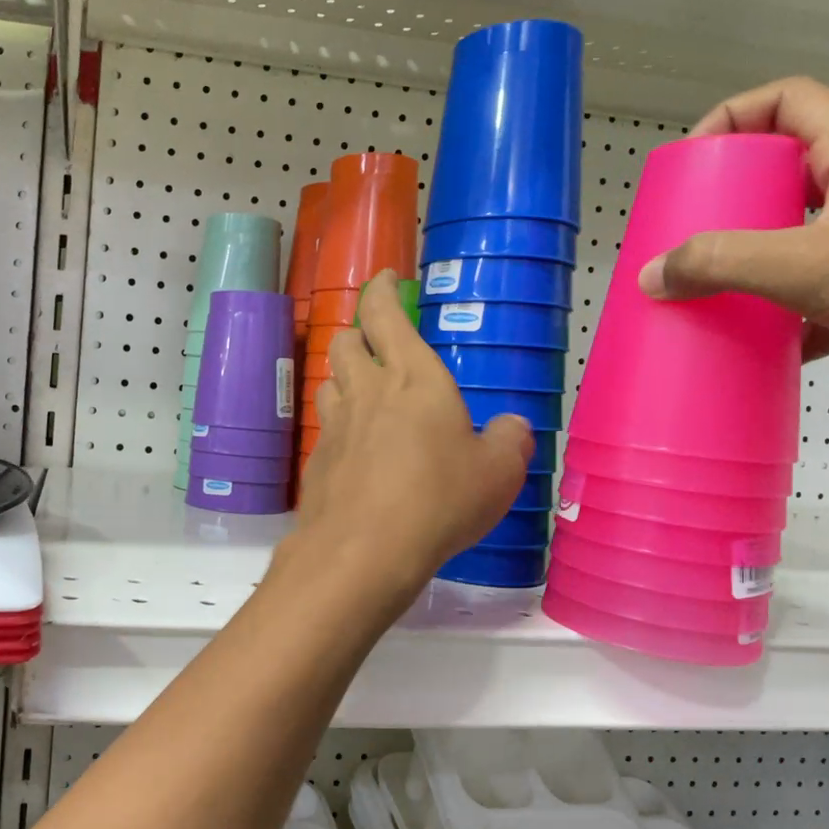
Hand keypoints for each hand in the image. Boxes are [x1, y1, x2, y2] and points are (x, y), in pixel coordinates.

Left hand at [288, 271, 533, 605]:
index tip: (386, 279)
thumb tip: (513, 427)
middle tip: (377, 343)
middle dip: (359, 333)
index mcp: (412, 377)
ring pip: (329, 381)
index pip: (384, 313)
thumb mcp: (498, 473)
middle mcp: (366, 391)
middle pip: (345, 342)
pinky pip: (325, 428)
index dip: (382, 290)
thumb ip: (510, 441)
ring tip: (366, 392)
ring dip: (344, 377)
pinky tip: (357, 450)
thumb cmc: (438, 499)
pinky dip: (340, 426)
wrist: (362, 549)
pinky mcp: (316, 461)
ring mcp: (334, 426)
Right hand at [637, 77, 828, 408]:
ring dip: (755, 261)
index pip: (787, 100)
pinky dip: (788, 313)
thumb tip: (652, 274)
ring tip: (712, 291)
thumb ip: (726, 264)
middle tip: (688, 235)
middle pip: (787, 170)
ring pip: (802, 234)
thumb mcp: (814, 265)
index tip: (688, 164)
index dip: (731, 118)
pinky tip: (763, 345)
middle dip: (731, 201)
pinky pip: (822, 289)